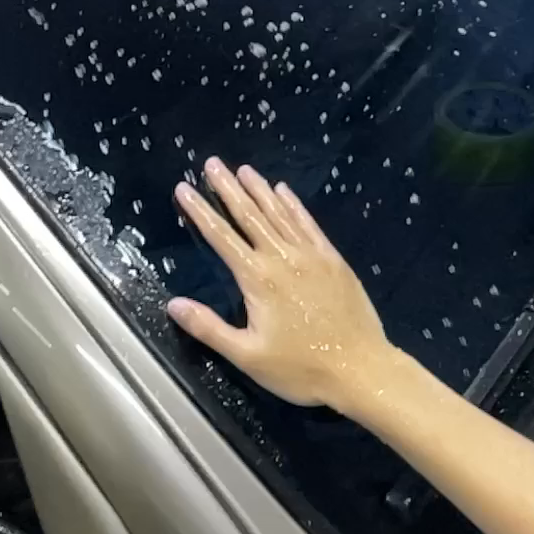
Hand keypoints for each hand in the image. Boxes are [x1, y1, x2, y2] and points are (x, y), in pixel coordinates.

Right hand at [169, 158, 402, 412]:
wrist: (360, 369)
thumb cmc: (300, 368)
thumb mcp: (247, 356)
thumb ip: (209, 328)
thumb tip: (173, 304)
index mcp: (257, 278)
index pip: (221, 236)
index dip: (200, 211)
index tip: (184, 188)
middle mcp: (281, 256)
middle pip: (249, 214)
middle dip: (228, 188)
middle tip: (211, 163)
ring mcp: (310, 254)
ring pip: (278, 213)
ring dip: (259, 189)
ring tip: (242, 169)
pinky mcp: (332, 258)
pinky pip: (308, 223)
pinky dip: (293, 204)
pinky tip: (284, 190)